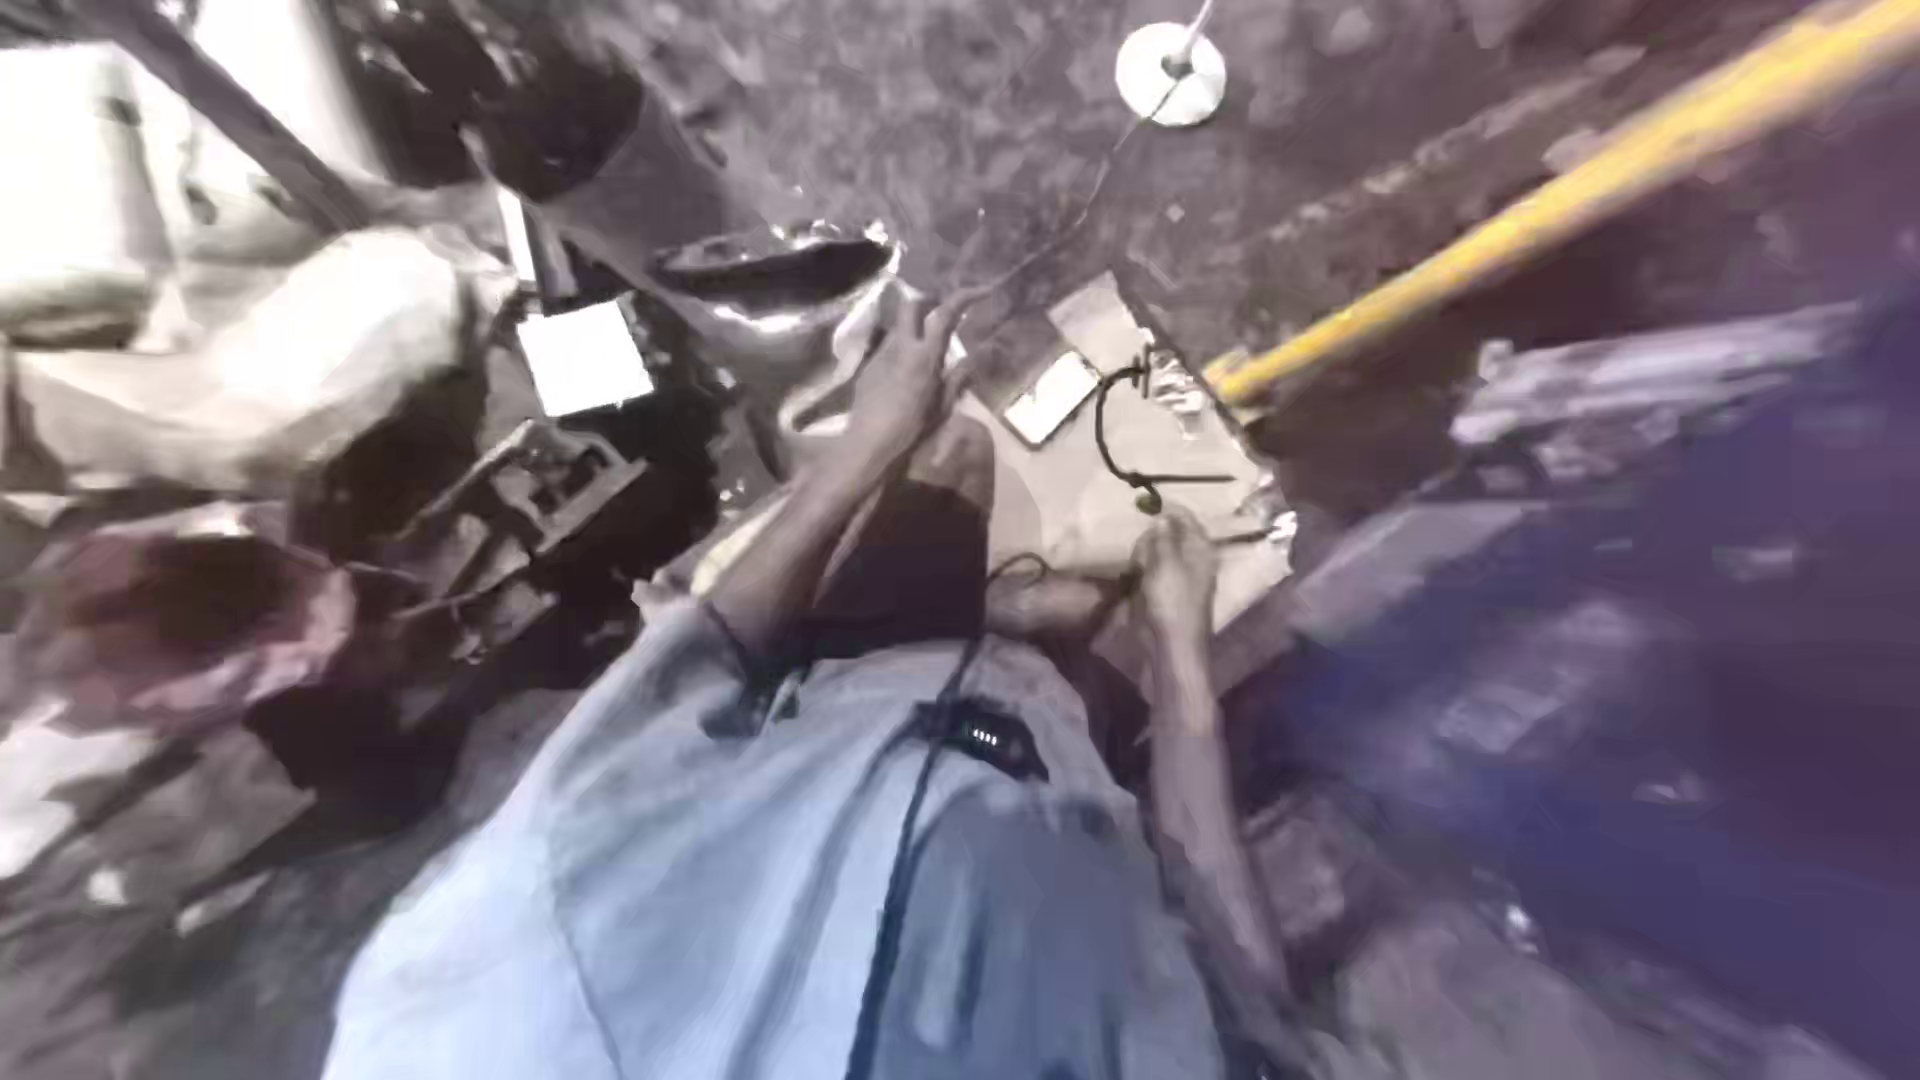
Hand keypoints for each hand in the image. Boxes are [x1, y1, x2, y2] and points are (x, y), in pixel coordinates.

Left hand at [843, 290, 969, 459]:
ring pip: (897, 327)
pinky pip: (886, 349)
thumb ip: (956, 381)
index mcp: (925, 356)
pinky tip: (902, 372)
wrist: (868, 444)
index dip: (964, 297)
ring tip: (922, 345)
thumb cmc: (911, 430)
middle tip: (939, 310)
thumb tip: (968, 362)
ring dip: (911, 328)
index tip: (981, 290)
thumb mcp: (942, 408)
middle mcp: (900, 347)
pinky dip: (898, 350)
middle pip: (911, 305)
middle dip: (926, 300)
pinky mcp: (867, 367)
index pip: (945, 314)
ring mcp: (879, 354)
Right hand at [1132, 504, 1216, 645]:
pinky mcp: (1164, 591)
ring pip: (1161, 551)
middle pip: (1173, 535)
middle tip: (1135, 522)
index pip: (1187, 520)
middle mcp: (1192, 560)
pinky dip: (1142, 563)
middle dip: (1155, 529)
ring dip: (1146, 546)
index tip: (1146, 499)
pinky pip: (1152, 569)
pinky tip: (1131, 563)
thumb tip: (1162, 517)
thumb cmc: (1173, 601)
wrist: (1171, 643)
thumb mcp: (1166, 564)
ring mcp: (1178, 576)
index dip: (1170, 509)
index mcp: (1200, 550)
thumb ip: (1163, 539)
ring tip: (1131, 543)